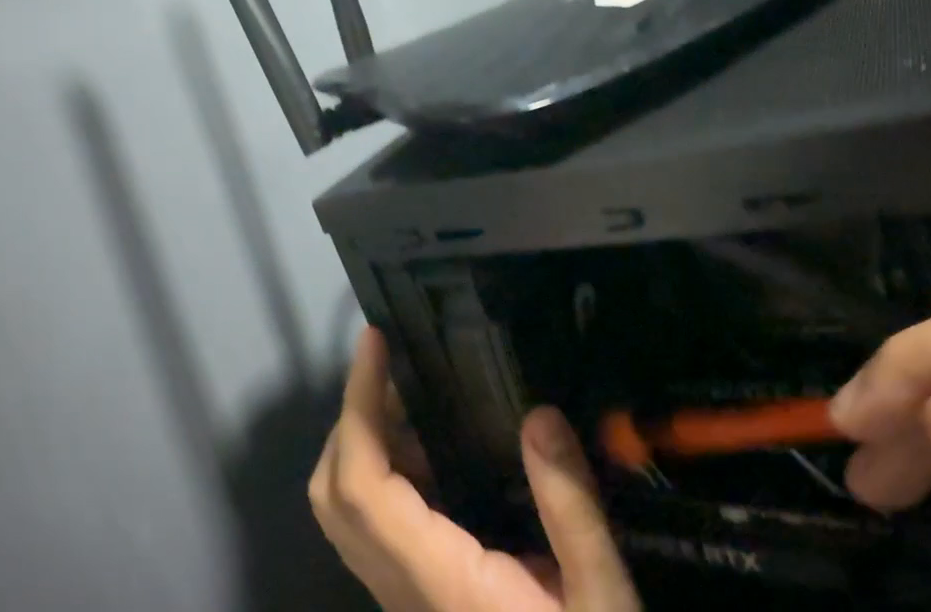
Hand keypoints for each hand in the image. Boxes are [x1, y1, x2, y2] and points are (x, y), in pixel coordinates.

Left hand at [310, 328, 639, 611]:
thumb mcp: (598, 597)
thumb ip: (569, 507)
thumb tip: (537, 416)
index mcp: (438, 580)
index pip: (361, 484)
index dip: (357, 407)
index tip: (375, 344)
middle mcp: (402, 590)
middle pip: (332, 496)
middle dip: (349, 419)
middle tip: (391, 367)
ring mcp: (403, 599)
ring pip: (345, 515)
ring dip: (363, 444)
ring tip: (416, 398)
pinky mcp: (417, 601)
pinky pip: (374, 528)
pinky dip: (383, 473)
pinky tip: (435, 453)